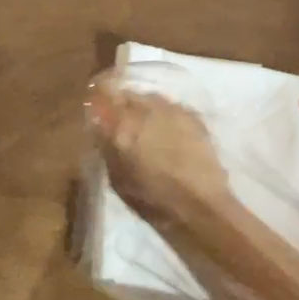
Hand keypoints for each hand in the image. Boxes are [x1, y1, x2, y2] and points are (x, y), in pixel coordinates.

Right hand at [85, 74, 228, 213]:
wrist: (201, 207)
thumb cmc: (152, 199)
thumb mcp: (116, 178)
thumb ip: (105, 146)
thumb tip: (99, 124)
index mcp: (122, 123)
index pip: (104, 92)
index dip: (99, 97)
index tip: (96, 107)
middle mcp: (147, 109)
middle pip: (127, 94)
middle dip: (121, 104)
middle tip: (120, 122)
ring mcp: (172, 110)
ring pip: (150, 99)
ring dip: (144, 109)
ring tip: (146, 127)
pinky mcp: (194, 117)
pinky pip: (171, 107)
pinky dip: (164, 116)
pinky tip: (167, 133)